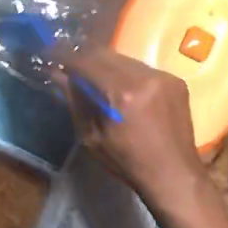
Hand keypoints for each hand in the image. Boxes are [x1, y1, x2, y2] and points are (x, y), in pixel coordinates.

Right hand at [59, 47, 212, 213]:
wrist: (173, 173)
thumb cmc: (128, 162)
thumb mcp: (92, 136)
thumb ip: (76, 101)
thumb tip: (58, 74)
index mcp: (122, 93)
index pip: (87, 62)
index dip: (66, 57)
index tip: (51, 55)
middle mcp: (145, 77)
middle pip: (106, 54)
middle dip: (86, 58)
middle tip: (71, 66)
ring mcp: (163, 76)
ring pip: (126, 60)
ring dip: (108, 65)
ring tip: (98, 80)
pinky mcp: (175, 80)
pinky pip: (144, 69)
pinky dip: (130, 75)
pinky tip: (126, 91)